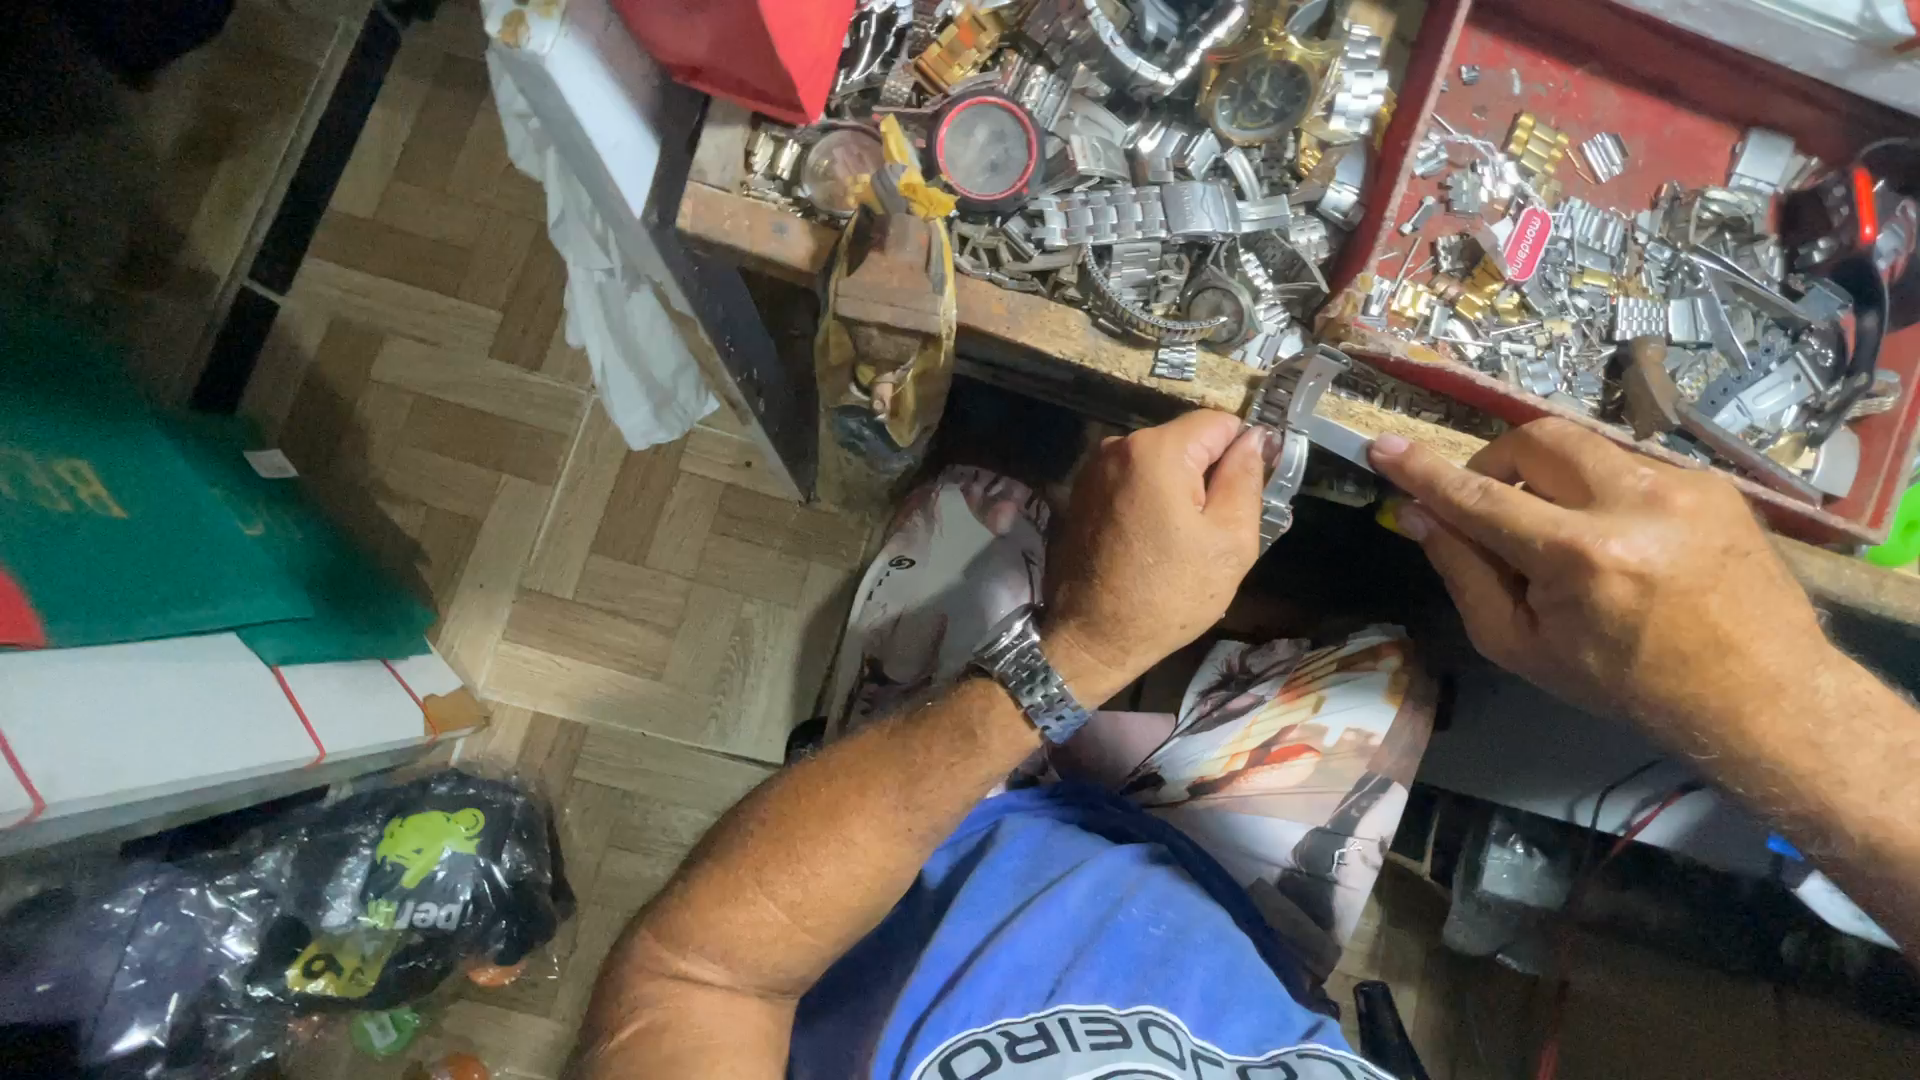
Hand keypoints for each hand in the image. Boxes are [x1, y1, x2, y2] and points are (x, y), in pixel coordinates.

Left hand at [1042, 409, 1267, 704]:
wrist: (1092, 637)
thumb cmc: (1168, 595)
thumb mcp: (1230, 540)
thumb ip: (1245, 479)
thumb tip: (1254, 438)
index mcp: (1155, 450)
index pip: (1219, 422)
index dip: (1241, 454)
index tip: (1240, 498)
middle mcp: (1117, 446)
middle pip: (1186, 441)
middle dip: (1206, 476)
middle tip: (1209, 530)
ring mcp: (1093, 469)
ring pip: (1159, 463)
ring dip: (1177, 491)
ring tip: (1179, 541)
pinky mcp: (1080, 493)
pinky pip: (1132, 481)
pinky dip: (1148, 501)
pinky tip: (1151, 542)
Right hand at [1368, 418, 1828, 725]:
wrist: (1761, 695)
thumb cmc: (1619, 681)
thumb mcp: (1516, 642)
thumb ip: (1462, 570)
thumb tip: (1416, 515)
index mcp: (1579, 557)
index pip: (1478, 498)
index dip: (1422, 471)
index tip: (1383, 447)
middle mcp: (1635, 505)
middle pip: (1535, 440)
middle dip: (1494, 462)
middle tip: (1487, 504)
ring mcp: (1684, 487)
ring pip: (1581, 445)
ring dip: (1544, 477)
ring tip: (1551, 528)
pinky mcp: (1712, 485)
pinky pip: (1623, 463)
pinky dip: (1590, 489)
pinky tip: (1605, 535)